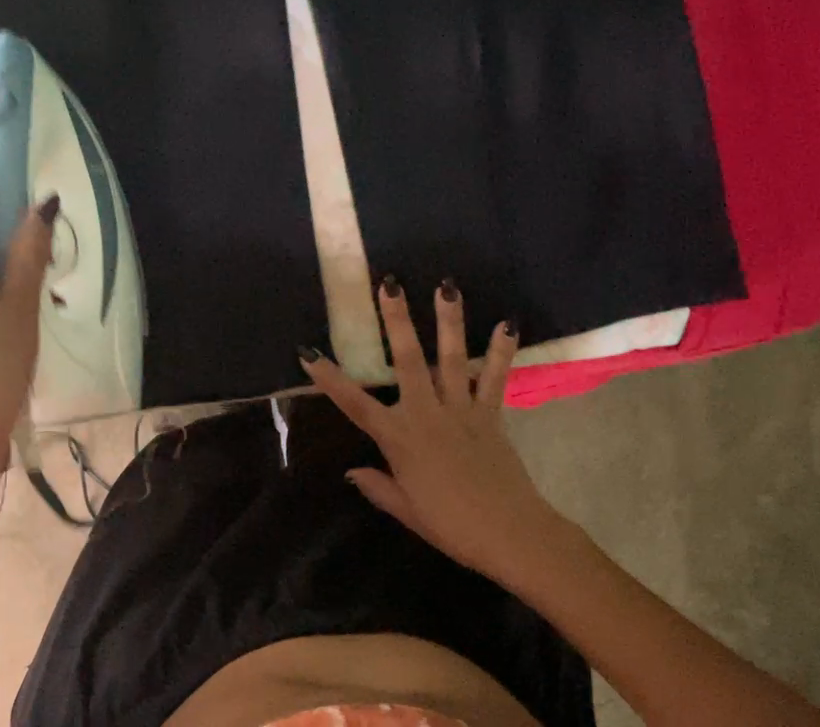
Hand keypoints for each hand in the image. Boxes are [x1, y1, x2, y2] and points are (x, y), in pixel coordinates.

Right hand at [300, 279, 568, 584]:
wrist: (511, 535)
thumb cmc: (451, 526)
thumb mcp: (406, 511)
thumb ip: (377, 486)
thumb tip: (351, 471)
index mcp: (399, 440)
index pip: (355, 404)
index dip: (330, 379)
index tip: (308, 351)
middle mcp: (426, 415)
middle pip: (407, 361)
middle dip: (395, 321)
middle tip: (389, 284)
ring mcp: (461, 411)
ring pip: (450, 358)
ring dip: (448, 321)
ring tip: (446, 286)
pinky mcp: (490, 415)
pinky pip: (494, 378)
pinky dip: (500, 351)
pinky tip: (507, 323)